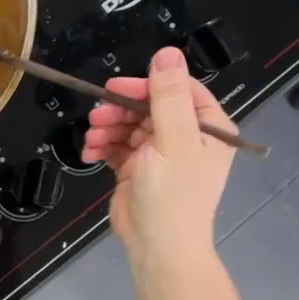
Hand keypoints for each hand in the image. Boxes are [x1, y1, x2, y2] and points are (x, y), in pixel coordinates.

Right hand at [81, 46, 235, 264]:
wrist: (158, 246)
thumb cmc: (173, 195)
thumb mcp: (173, 141)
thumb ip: (168, 97)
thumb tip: (167, 53)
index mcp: (207, 128)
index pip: (179, 91)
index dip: (147, 86)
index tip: (116, 87)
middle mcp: (186, 137)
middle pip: (149, 108)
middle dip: (120, 110)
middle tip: (97, 115)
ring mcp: (160, 154)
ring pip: (129, 127)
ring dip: (108, 128)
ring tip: (92, 138)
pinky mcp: (136, 170)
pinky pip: (117, 148)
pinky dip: (102, 147)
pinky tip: (90, 152)